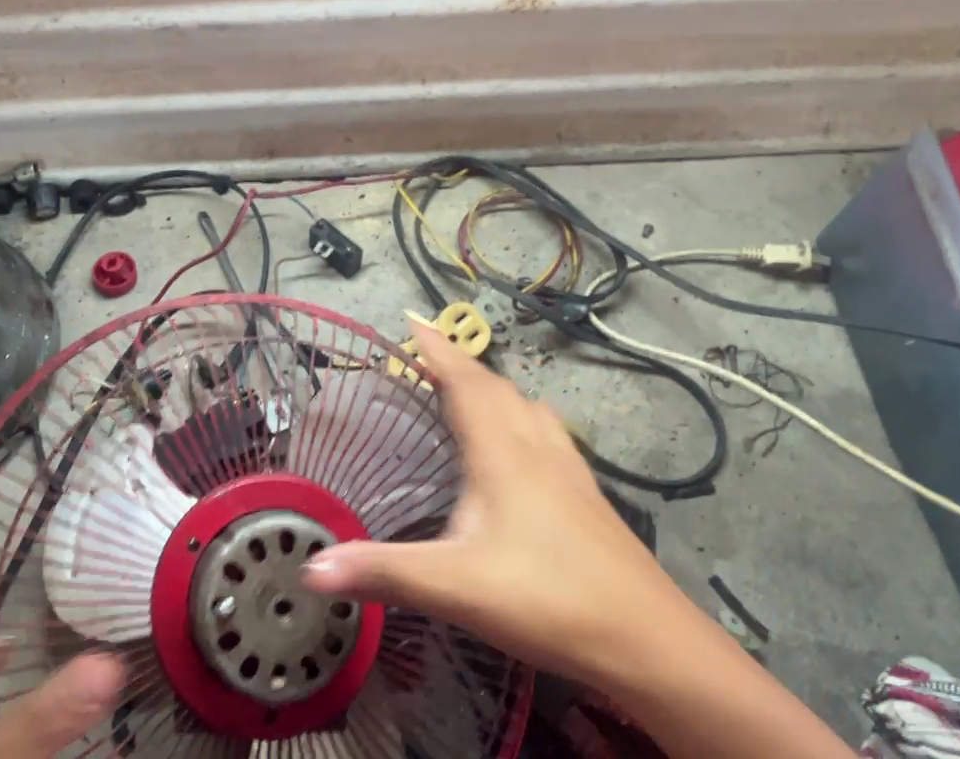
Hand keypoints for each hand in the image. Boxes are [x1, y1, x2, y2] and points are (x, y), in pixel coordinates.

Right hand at [300, 321, 704, 689]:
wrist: (647, 640)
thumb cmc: (548, 600)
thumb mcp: (455, 587)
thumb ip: (384, 572)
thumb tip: (312, 568)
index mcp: (502, 455)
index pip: (466, 384)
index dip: (437, 349)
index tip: (412, 318)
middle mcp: (537, 450)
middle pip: (498, 389)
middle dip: (460, 366)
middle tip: (426, 358)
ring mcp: (569, 472)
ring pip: (528, 410)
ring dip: (495, 390)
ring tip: (468, 393)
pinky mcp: (587, 498)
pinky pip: (548, 436)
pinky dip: (522, 421)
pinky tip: (521, 452)